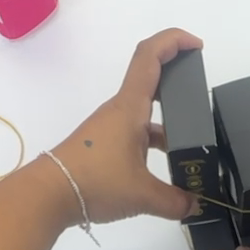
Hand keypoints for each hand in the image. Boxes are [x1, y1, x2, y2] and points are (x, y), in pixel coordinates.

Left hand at [46, 29, 202, 223]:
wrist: (51, 194)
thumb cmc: (97, 182)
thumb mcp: (143, 196)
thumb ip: (175, 202)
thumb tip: (194, 207)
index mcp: (130, 108)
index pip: (151, 57)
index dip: (174, 42)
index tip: (196, 46)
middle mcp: (120, 112)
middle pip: (151, 84)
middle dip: (177, 86)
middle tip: (198, 102)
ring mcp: (111, 129)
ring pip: (145, 117)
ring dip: (167, 127)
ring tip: (188, 151)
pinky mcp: (104, 147)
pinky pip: (135, 137)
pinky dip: (153, 146)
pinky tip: (163, 170)